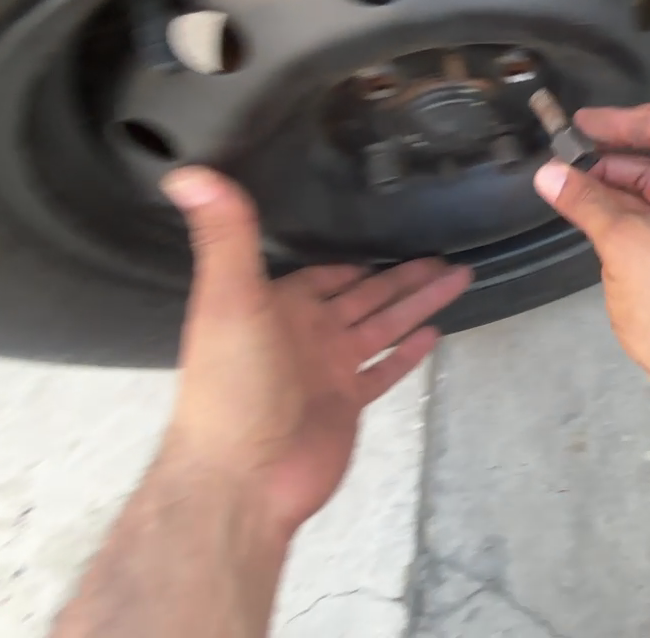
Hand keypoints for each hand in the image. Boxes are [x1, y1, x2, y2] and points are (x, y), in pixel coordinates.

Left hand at [157, 167, 470, 536]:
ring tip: (460, 278)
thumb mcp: (230, 299)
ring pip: (386, 326)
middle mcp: (308, 335)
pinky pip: (385, 370)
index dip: (354, 260)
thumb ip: (226, 237)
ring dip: (420, 303)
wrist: (241, 477)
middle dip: (404, 275)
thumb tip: (188, 172)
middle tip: (444, 255)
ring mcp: (330, 371)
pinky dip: (409, 353)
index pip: (325, 275)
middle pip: (367, 296)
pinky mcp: (349, 403)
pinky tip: (436, 333)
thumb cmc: (234, 383)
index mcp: (281, 308)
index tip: (388, 235)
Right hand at [531, 102, 649, 399]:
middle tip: (563, 158)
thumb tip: (548, 172)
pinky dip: (627, 209)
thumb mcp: (623, 241)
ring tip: (568, 185)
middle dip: (610, 154)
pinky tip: (591, 212)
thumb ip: (585, 199)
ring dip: (614, 184)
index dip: (618, 120)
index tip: (577, 126)